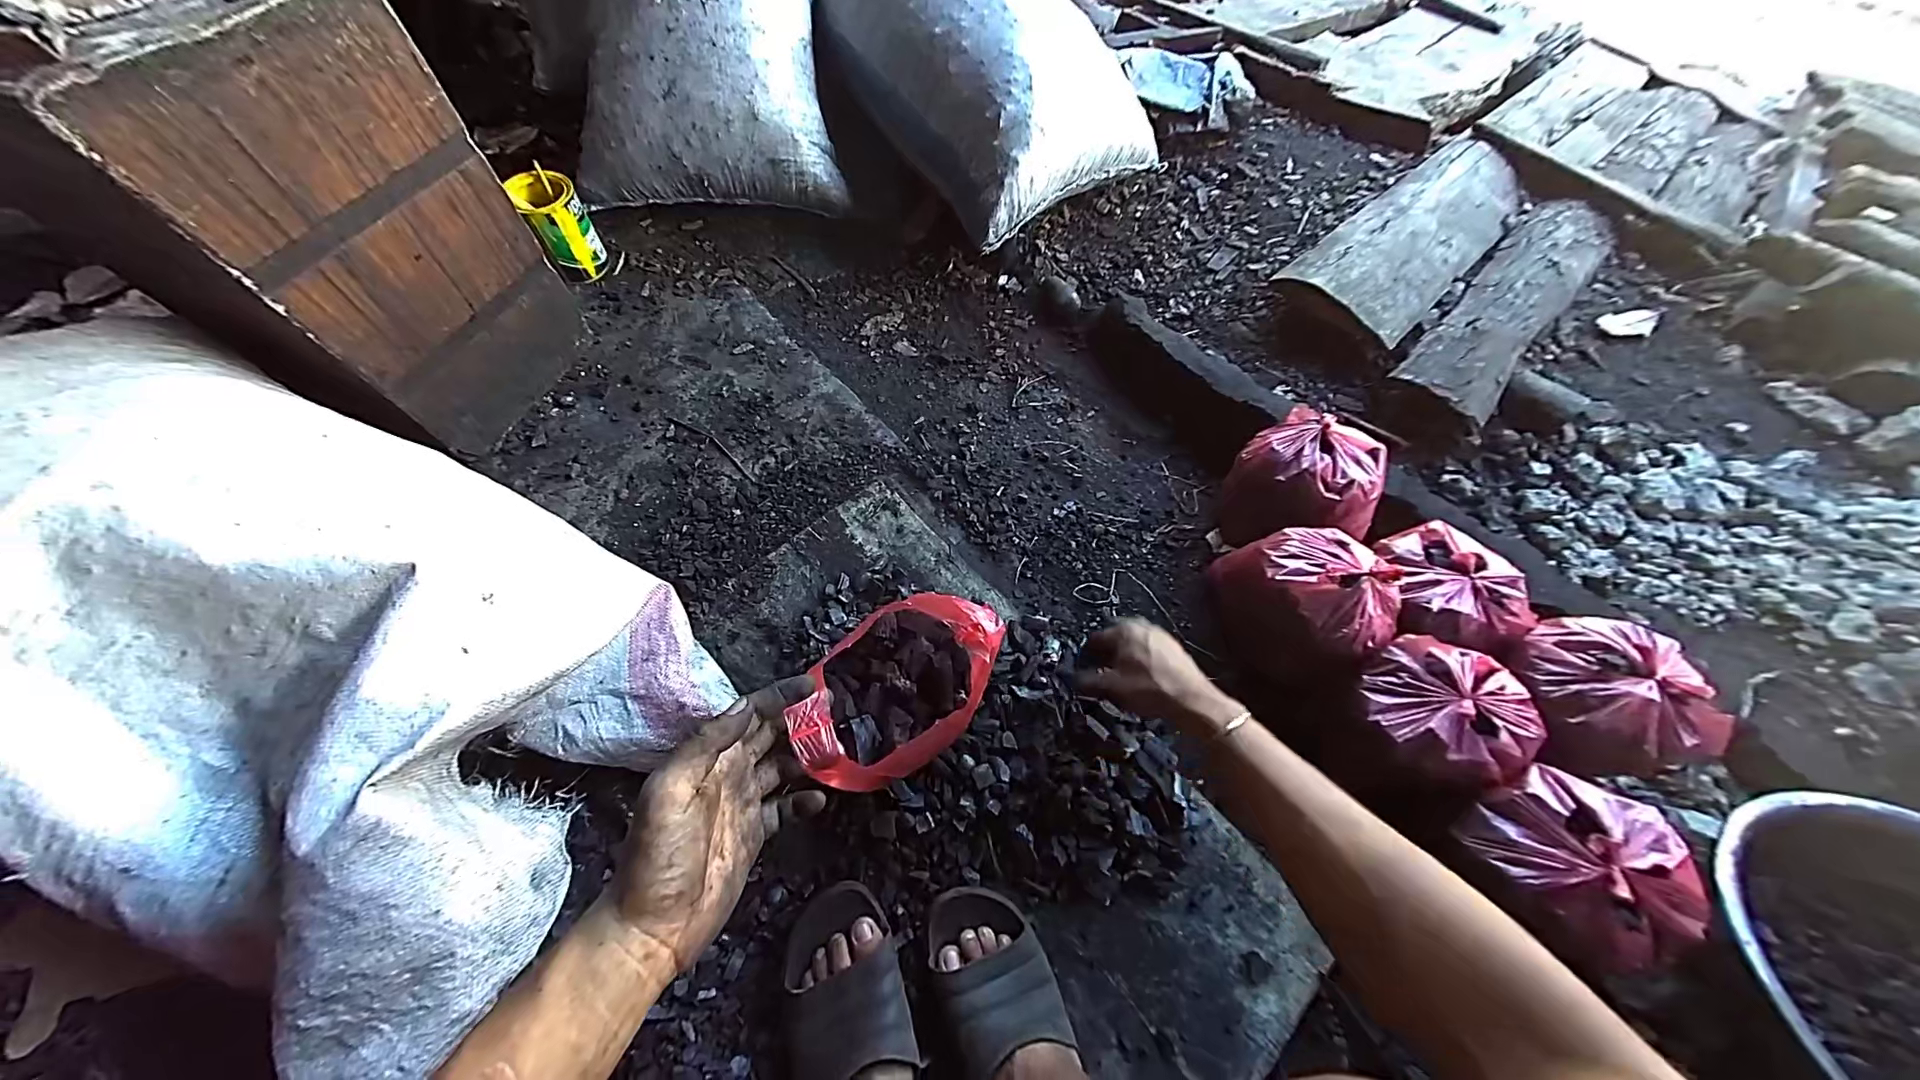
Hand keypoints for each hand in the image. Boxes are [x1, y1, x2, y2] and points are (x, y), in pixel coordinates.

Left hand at [609, 676, 824, 970]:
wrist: (653, 927)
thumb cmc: (658, 856)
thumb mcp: (670, 791)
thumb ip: (704, 745)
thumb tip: (744, 707)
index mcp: (709, 758)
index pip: (750, 715)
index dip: (780, 697)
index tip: (812, 685)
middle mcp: (729, 773)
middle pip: (771, 735)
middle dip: (801, 718)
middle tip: (834, 707)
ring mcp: (744, 803)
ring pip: (784, 766)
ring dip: (808, 755)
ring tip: (836, 749)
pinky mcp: (755, 833)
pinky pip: (785, 807)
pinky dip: (804, 800)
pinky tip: (819, 799)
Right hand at [1077, 618, 1240, 735]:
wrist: (1192, 702)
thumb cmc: (1153, 691)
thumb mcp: (1112, 688)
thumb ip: (1088, 681)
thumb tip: (1075, 680)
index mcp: (1124, 629)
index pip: (1095, 639)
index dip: (1086, 657)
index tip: (1084, 670)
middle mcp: (1142, 627)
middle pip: (1115, 640)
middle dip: (1106, 657)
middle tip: (1102, 676)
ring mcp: (1161, 637)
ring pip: (1133, 647)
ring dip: (1124, 661)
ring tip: (1122, 681)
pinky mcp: (1174, 649)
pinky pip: (1149, 653)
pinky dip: (1141, 664)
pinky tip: (1142, 682)